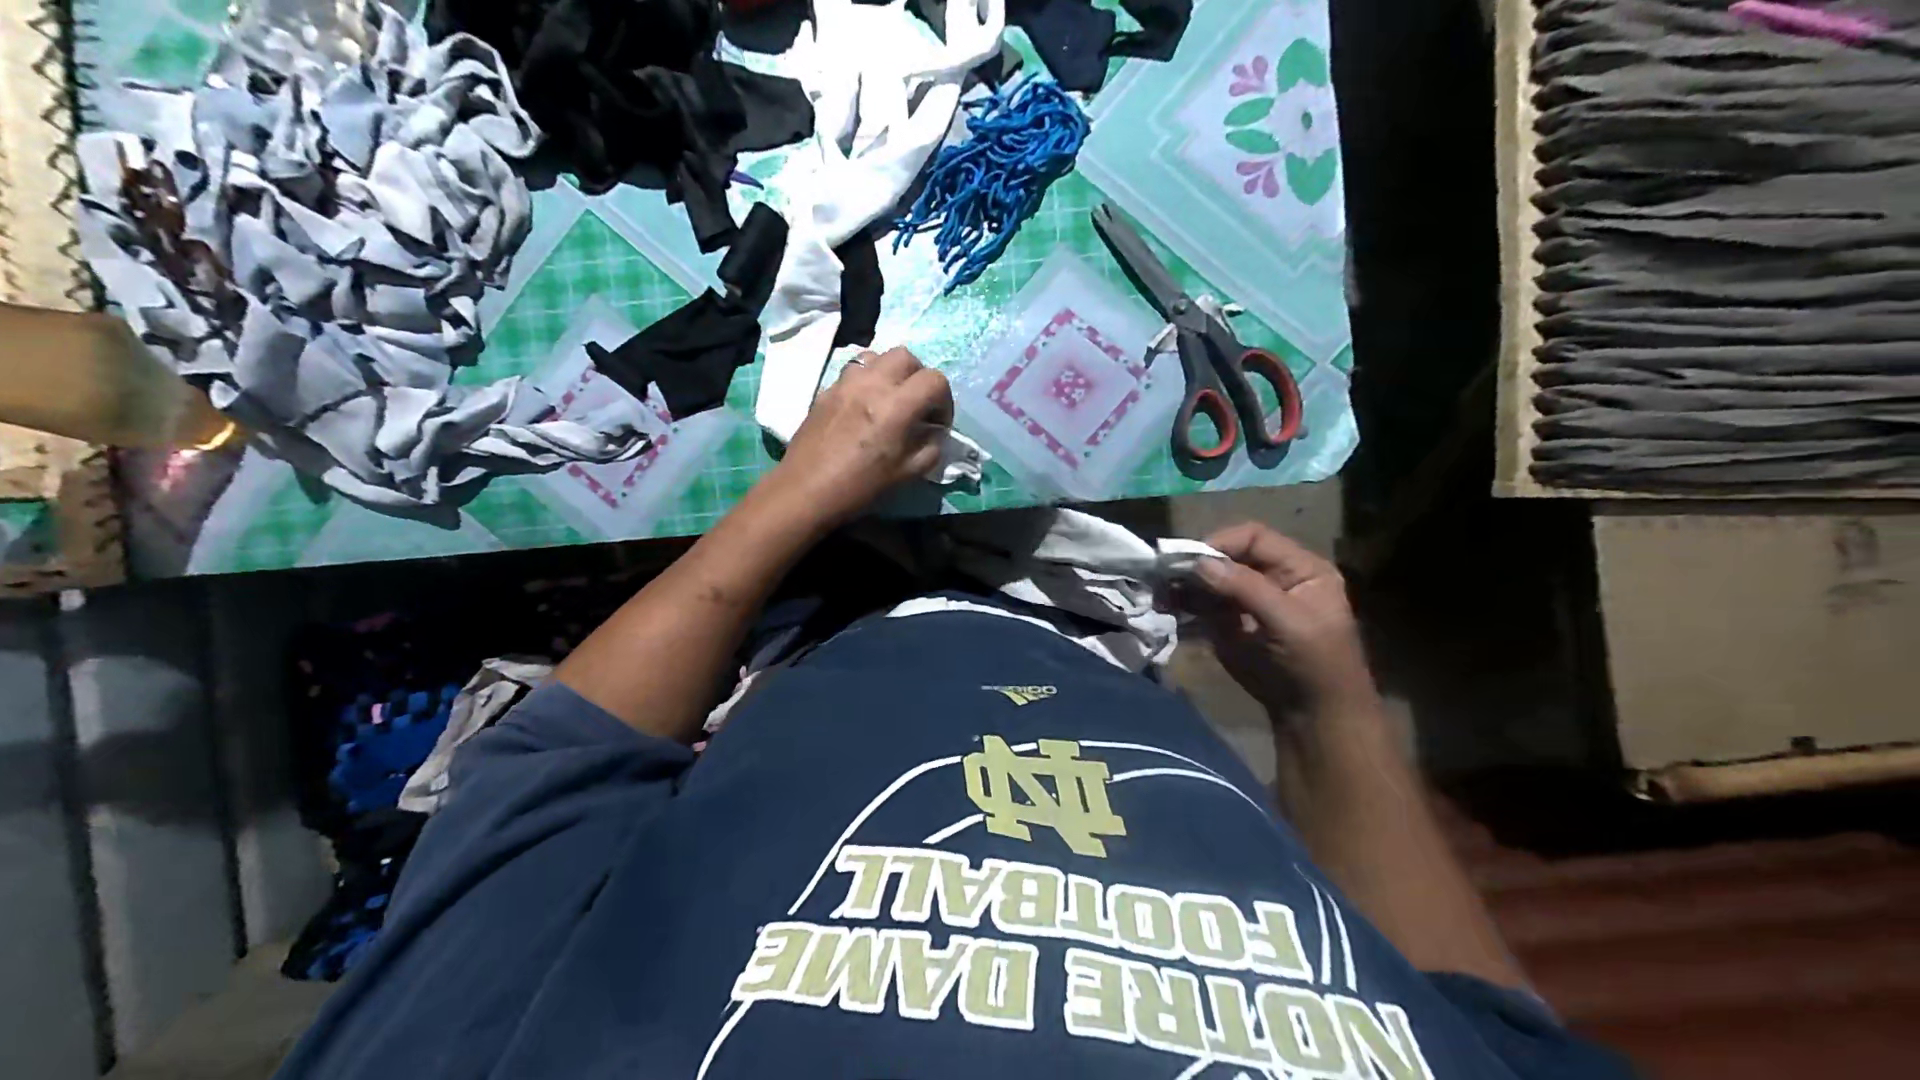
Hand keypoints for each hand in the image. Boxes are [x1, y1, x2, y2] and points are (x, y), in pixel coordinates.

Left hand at [770, 348, 952, 526]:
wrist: (806, 490)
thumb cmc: (861, 486)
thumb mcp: (908, 473)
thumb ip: (930, 447)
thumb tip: (933, 433)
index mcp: (897, 406)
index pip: (935, 380)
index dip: (944, 401)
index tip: (937, 424)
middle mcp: (872, 384)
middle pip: (906, 357)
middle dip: (919, 377)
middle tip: (917, 404)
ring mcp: (846, 383)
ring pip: (877, 356)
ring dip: (891, 372)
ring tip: (889, 398)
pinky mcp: (827, 390)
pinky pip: (853, 370)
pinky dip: (867, 380)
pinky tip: (863, 405)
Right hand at [1180, 522, 1376, 718]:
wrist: (1313, 716)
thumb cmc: (1315, 663)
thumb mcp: (1288, 622)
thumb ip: (1246, 588)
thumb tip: (1199, 562)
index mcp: (1299, 567)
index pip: (1255, 538)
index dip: (1223, 542)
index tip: (1192, 558)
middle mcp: (1271, 576)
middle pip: (1227, 555)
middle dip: (1197, 564)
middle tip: (1166, 574)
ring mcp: (1247, 599)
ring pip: (1209, 578)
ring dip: (1184, 583)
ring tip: (1162, 593)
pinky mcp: (1228, 622)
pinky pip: (1202, 603)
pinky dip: (1183, 603)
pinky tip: (1168, 607)